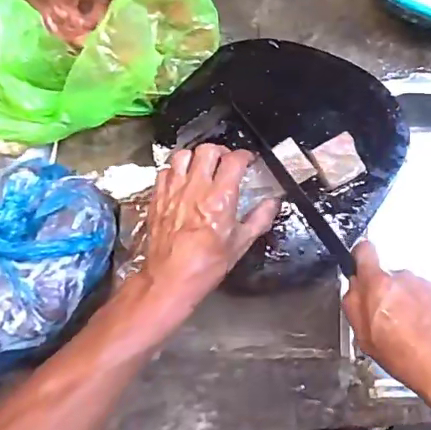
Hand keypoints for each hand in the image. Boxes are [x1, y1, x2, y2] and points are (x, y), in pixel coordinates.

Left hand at [123, 145, 278, 336]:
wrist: (169, 279)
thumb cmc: (205, 265)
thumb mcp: (240, 243)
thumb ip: (260, 218)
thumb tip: (272, 203)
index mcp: (220, 198)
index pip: (234, 160)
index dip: (245, 155)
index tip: (248, 160)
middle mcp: (195, 188)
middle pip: (207, 150)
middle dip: (221, 152)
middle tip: (226, 161)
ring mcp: (173, 191)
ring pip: (183, 155)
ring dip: (196, 157)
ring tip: (203, 166)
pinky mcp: (158, 198)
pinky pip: (165, 171)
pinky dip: (175, 170)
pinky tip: (182, 180)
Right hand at [341, 241, 430, 412]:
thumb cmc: (405, 355)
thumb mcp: (364, 337)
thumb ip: (353, 305)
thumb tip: (353, 290)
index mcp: (378, 285)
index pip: (364, 251)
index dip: (359, 257)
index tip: (359, 265)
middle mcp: (402, 278)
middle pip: (385, 276)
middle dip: (383, 293)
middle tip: (383, 319)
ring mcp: (422, 284)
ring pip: (404, 287)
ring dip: (402, 302)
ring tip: (404, 330)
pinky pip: (422, 295)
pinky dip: (420, 307)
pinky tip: (420, 330)